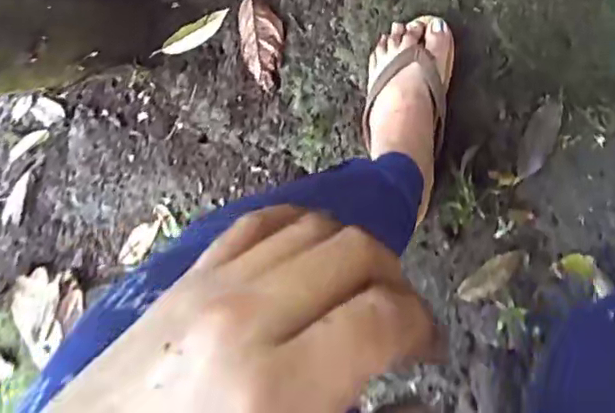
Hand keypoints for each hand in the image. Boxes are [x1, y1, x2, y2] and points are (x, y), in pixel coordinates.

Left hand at [48, 206, 438, 412]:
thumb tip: (416, 399)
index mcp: (271, 389)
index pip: (380, 317)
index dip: (421, 327)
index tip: (430, 349)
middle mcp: (245, 317)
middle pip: (357, 251)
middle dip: (396, 280)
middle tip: (403, 319)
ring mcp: (210, 285)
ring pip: (315, 224)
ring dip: (354, 248)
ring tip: (362, 286)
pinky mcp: (184, 276)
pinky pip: (261, 220)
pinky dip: (301, 225)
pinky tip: (312, 254)